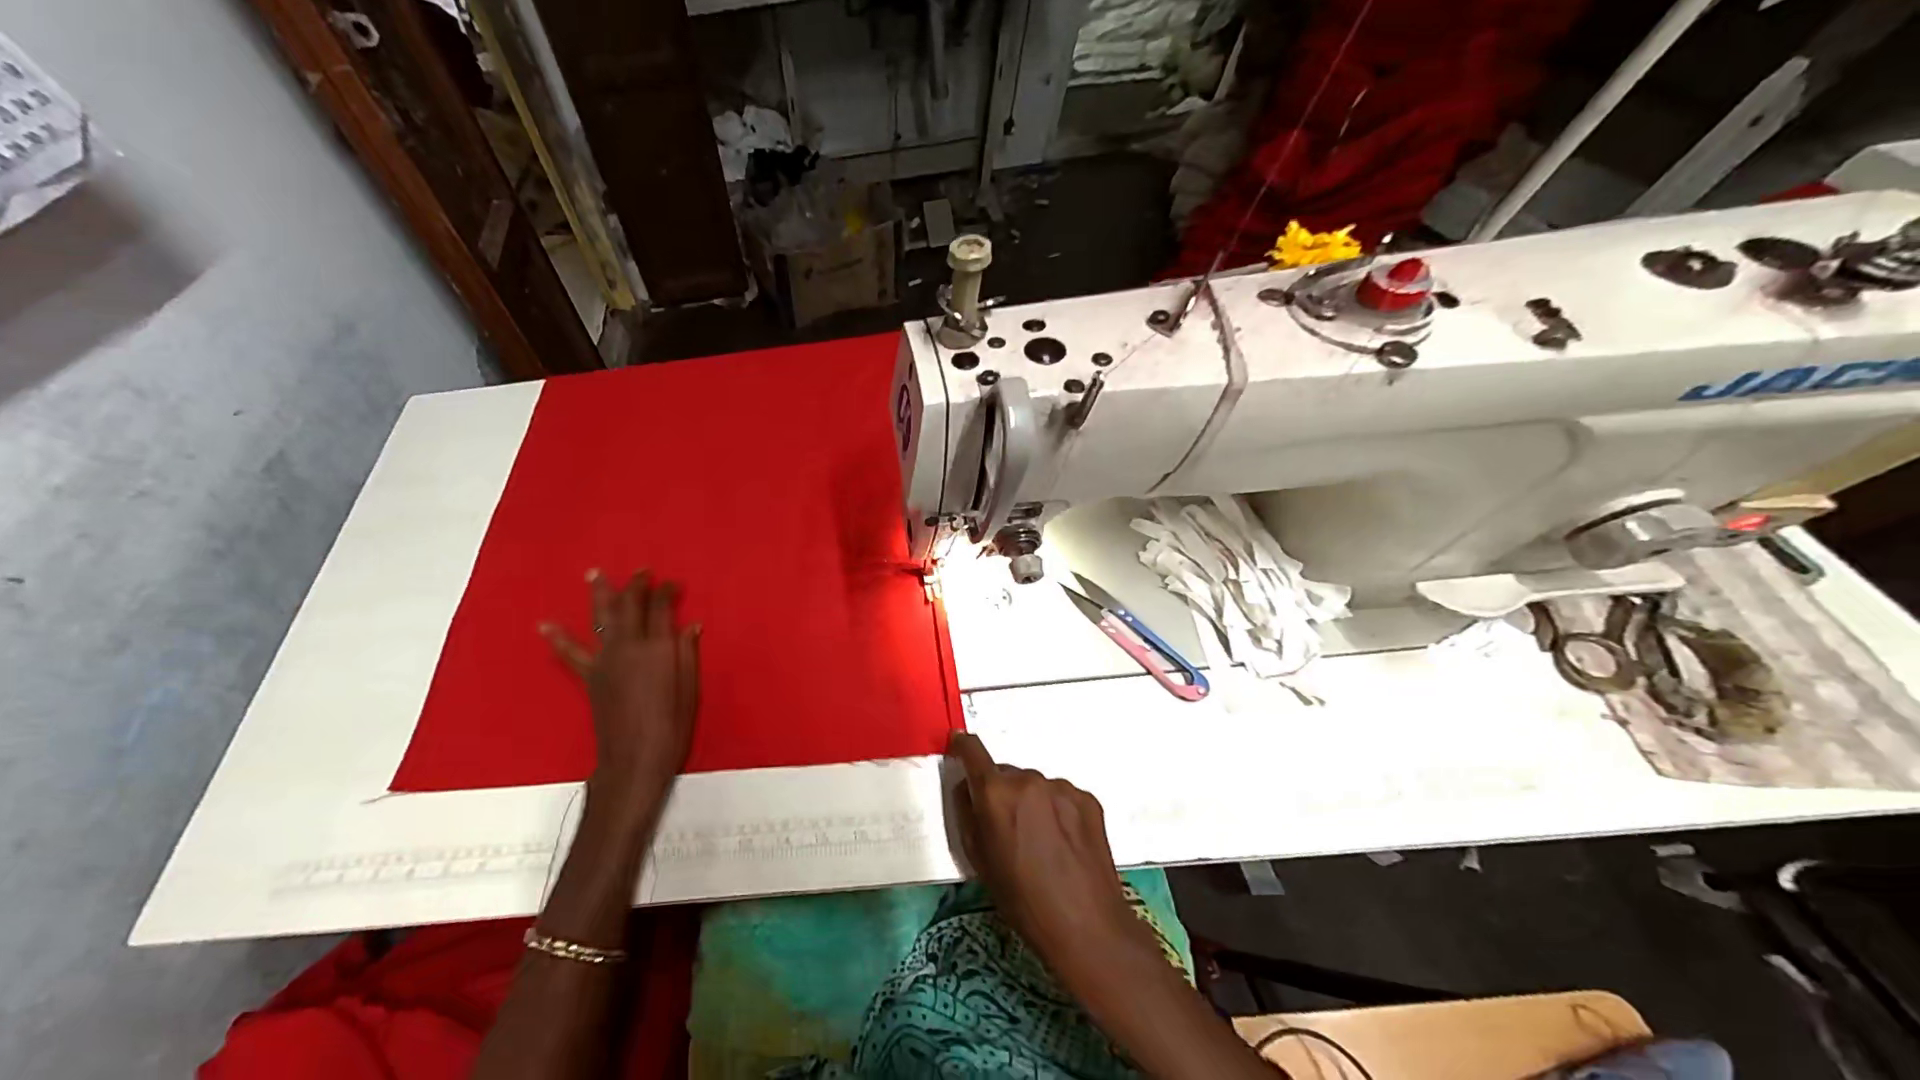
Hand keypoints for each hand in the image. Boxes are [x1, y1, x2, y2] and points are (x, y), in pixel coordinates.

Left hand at [541, 569, 701, 800]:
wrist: (633, 758)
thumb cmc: (672, 726)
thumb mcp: (690, 689)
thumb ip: (688, 654)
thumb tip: (691, 625)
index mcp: (659, 648)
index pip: (661, 607)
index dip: (667, 591)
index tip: (674, 585)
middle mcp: (629, 646)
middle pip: (630, 605)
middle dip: (636, 584)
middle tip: (642, 571)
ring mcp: (606, 659)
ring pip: (602, 617)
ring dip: (600, 594)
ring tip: (595, 574)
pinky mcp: (591, 675)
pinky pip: (571, 652)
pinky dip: (558, 638)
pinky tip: (545, 625)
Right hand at [947, 731, 1145, 977]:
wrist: (1086, 924)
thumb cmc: (1022, 900)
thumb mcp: (978, 860)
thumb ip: (968, 814)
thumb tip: (967, 789)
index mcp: (996, 793)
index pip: (973, 751)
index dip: (962, 747)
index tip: (959, 745)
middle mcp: (1030, 780)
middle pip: (1007, 774)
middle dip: (1001, 792)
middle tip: (1006, 829)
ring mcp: (1062, 788)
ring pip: (1035, 786)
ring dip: (1030, 802)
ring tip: (1039, 843)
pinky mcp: (1087, 799)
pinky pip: (1061, 797)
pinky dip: (1056, 812)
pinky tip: (1062, 844)